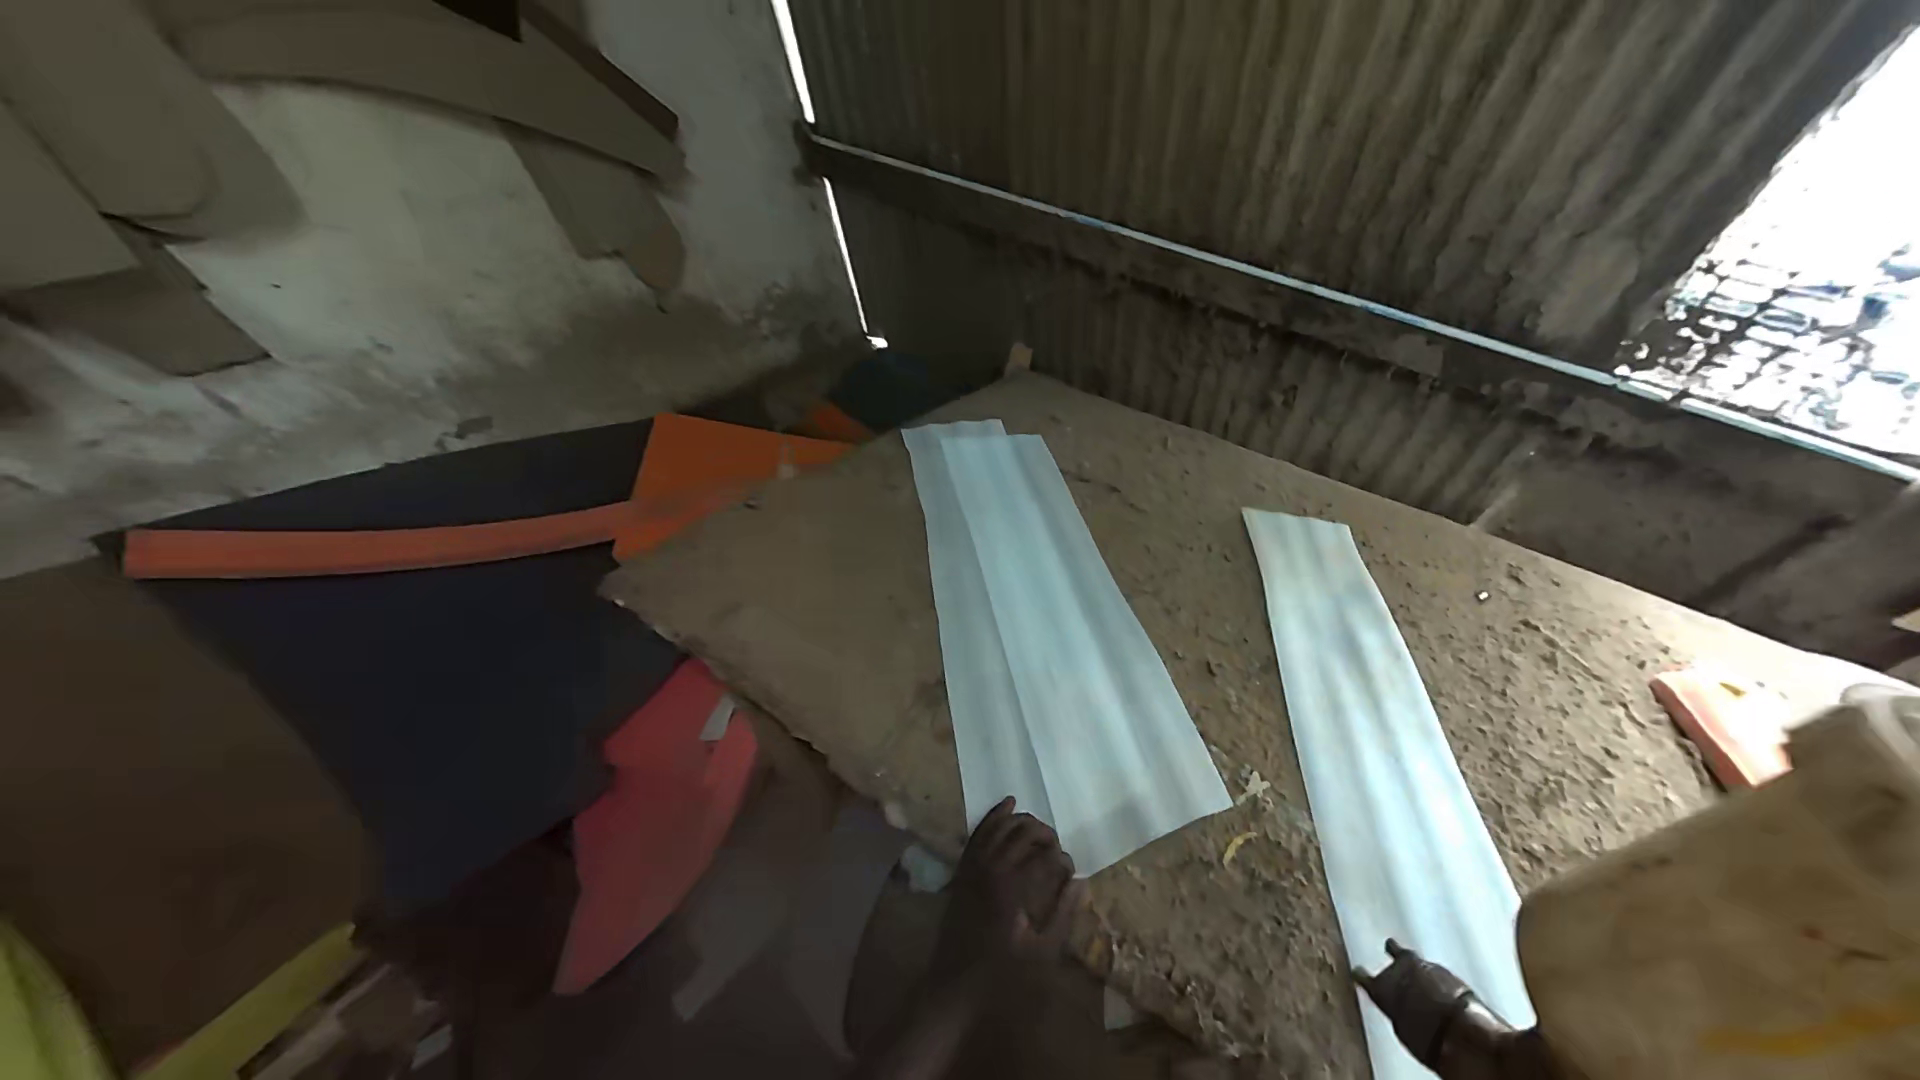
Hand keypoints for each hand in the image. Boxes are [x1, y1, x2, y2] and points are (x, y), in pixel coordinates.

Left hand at [930, 796, 1085, 984]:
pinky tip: (1008, 803)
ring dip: (1024, 821)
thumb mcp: (1041, 953)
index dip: (1063, 860)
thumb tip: (1080, 882)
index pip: (1046, 857)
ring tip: (1041, 831)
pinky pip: (979, 831)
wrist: (953, 984)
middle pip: (1024, 832)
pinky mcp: (964, 866)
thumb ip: (1063, 915)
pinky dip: (994, 814)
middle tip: (1057, 851)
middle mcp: (991, 866)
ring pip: (1001, 824)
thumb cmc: (1000, 974)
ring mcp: (974, 863)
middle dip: (1046, 835)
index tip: (1070, 873)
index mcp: (1012, 887)